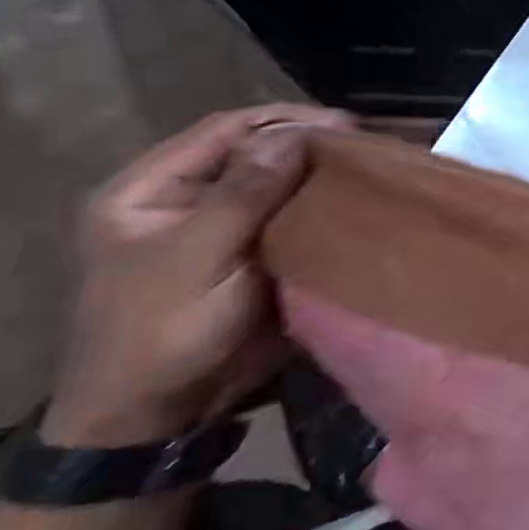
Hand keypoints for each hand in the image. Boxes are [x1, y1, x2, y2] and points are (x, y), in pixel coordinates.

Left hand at [44, 104, 351, 446]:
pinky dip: (332, 205)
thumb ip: (244, 194)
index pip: (224, 131)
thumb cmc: (161, 330)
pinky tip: (366, 202)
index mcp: (149, 191)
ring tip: (379, 168)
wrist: (163, 408)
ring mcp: (227, 227)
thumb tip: (296, 133)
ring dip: (327, 175)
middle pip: (258, 152)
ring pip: (284, 183)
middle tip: (372, 146)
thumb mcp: (197, 258)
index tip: (349, 126)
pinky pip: (300, 215)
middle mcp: (188, 199)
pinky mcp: (262, 252)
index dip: (287, 121)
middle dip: (314, 144)